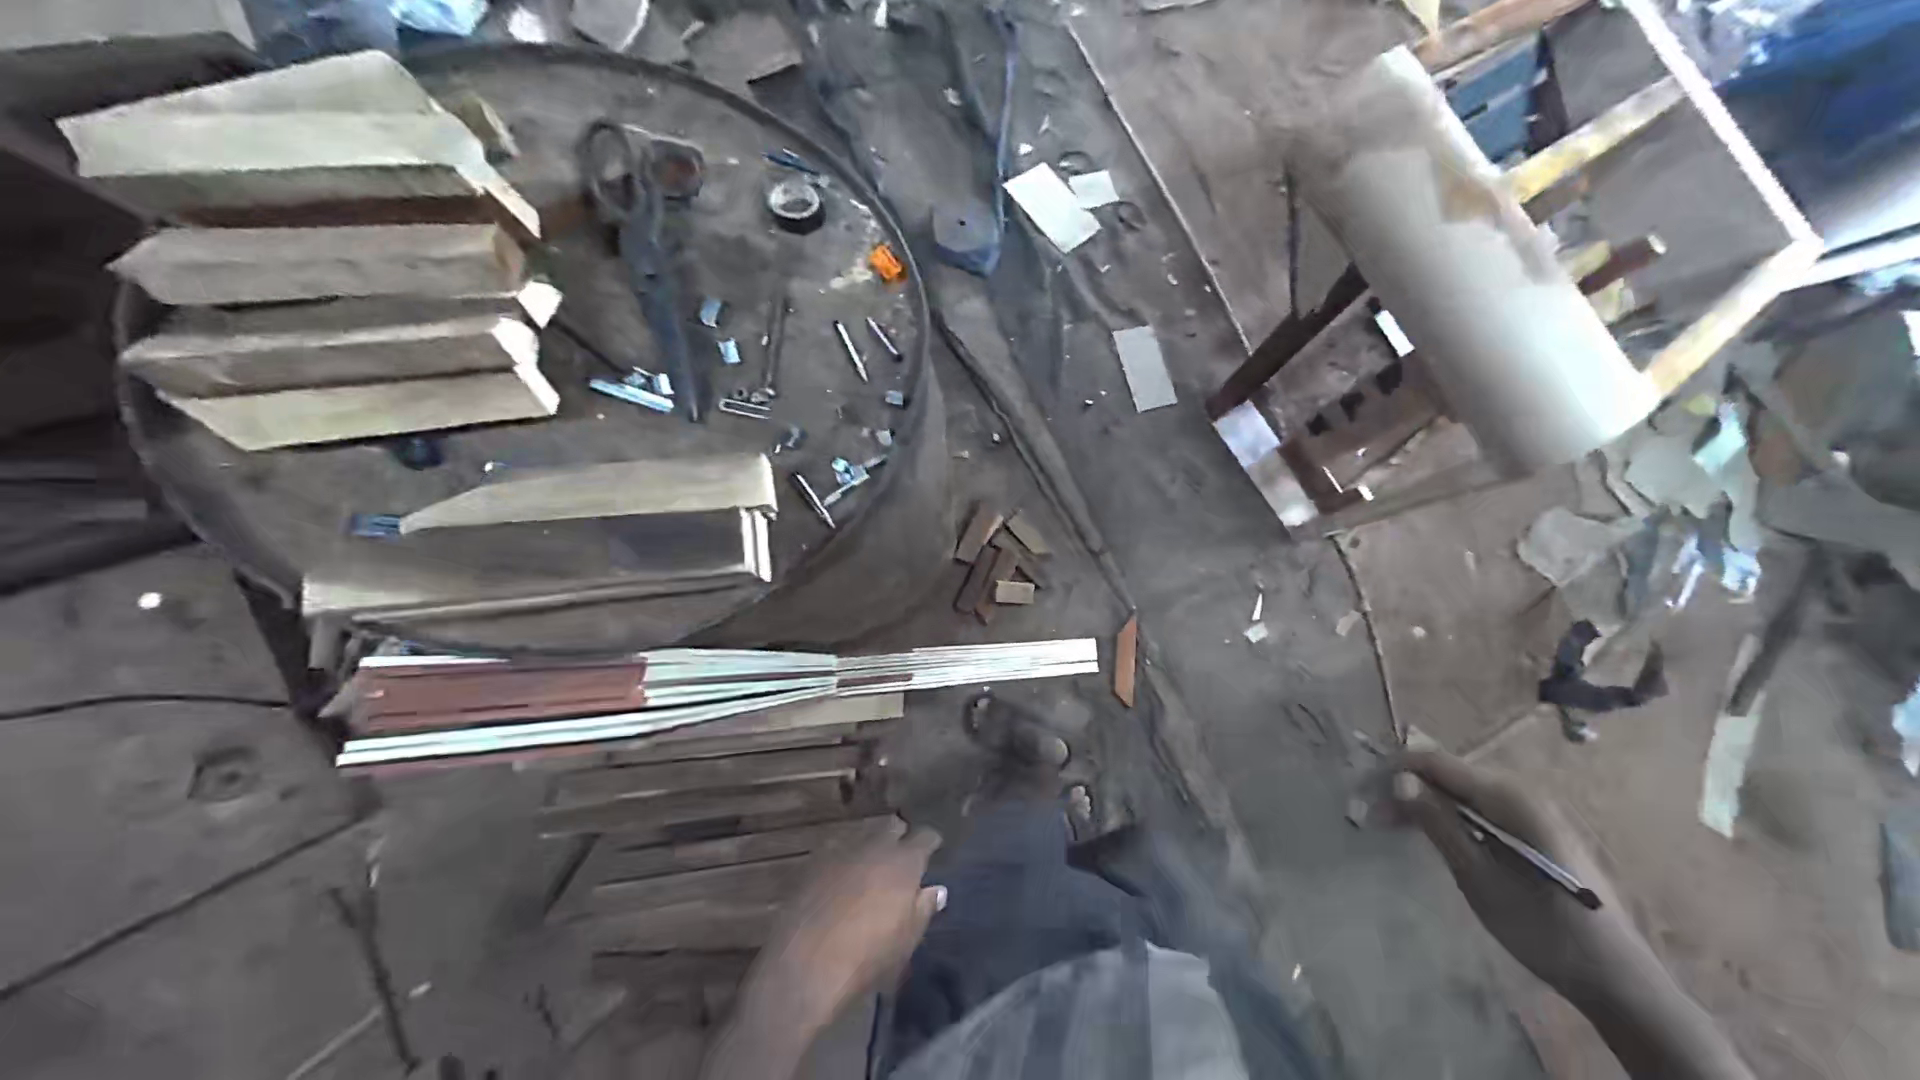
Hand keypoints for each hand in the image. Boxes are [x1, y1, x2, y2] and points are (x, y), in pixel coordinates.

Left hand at [746, 817, 945, 1033]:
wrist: (808, 965)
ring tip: (869, 868)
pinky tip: (839, 879)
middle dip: (898, 836)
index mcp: (904, 862)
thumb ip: (924, 908)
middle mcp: (874, 846)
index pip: (925, 836)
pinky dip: (842, 861)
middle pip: (892, 826)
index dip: (930, 843)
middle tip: (900, 856)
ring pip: (862, 836)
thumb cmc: (869, 956)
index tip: (932, 850)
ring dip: (869, 847)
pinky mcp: (813, 863)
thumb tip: (937, 890)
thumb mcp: (907, 940)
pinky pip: (835, 851)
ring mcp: (841, 851)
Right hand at [1396, 752, 1756, 1079]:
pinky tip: (1428, 834)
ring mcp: (1531, 812)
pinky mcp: (1534, 832)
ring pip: (1459, 792)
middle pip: (1445, 774)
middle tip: (1368, 814)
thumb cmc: (1542, 926)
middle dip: (1403, 787)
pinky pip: (1478, 809)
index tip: (1360, 792)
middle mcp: (1520, 793)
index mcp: (1509, 797)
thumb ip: (1437, 822)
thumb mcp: (1477, 875)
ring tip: (1387, 824)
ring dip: (1421, 802)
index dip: (1392, 769)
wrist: (1616, 979)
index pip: (1434, 761)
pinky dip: (1446, 816)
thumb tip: (1397, 778)